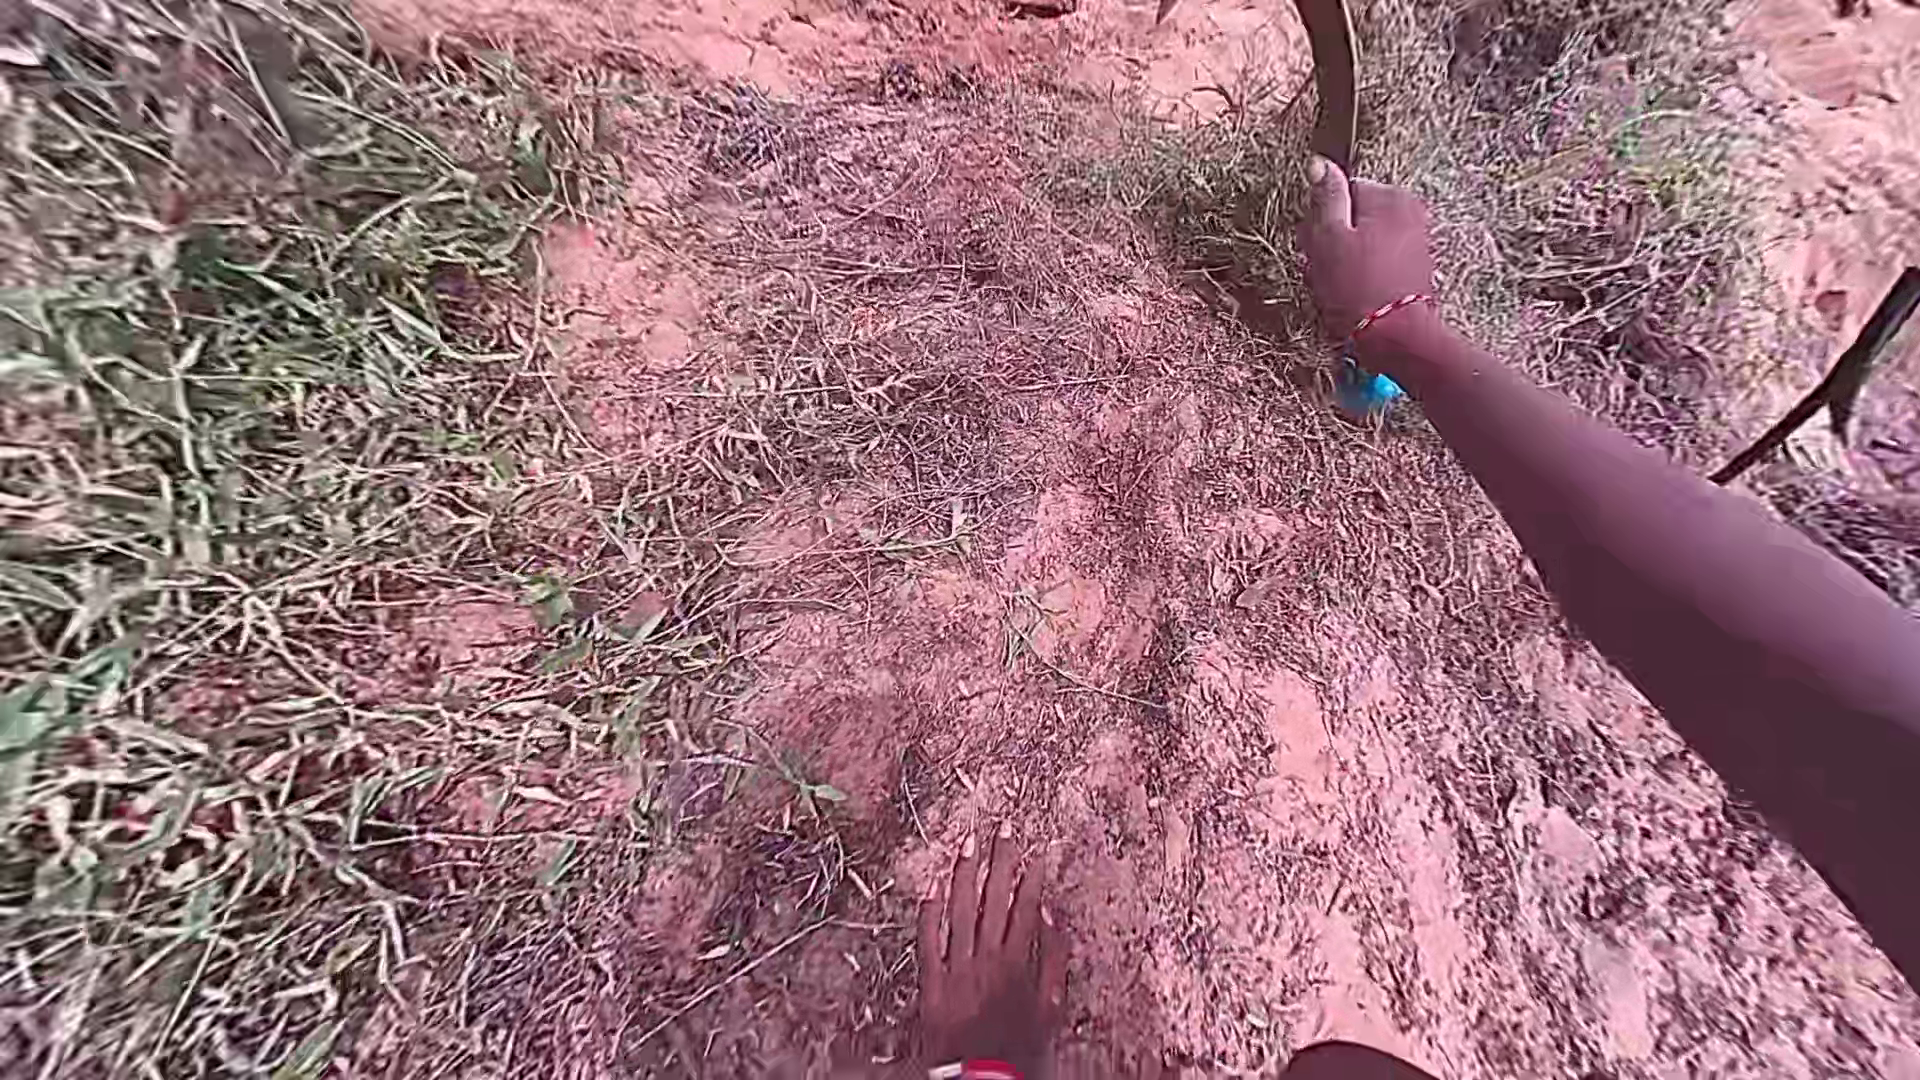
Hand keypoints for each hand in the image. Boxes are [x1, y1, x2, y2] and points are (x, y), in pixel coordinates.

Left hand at [916, 827, 1065, 1076]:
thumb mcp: (1051, 1008)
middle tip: (1003, 829)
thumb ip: (1054, 958)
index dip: (1029, 876)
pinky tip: (933, 882)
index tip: (1032, 850)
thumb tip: (1049, 912)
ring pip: (961, 908)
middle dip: (1000, 859)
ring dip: (966, 872)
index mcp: (1016, 961)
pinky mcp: (933, 980)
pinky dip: (929, 909)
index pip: (1024, 906)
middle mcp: (986, 955)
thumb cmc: (1020, 1047)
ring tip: (969, 841)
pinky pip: (928, 939)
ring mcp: (957, 965)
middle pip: (994, 898)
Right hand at [1295, 156, 1435, 340]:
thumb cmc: (1356, 288)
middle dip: (1333, 240)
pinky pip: (1376, 258)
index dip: (1321, 220)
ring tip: (1336, 284)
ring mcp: (1414, 236)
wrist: (1393, 334)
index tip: (1314, 246)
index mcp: (1388, 196)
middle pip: (1354, 215)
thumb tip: (1319, 164)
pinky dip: (1360, 272)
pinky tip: (1351, 291)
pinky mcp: (1413, 263)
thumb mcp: (1329, 240)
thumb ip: (1327, 199)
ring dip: (1343, 258)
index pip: (1343, 192)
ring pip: (1363, 238)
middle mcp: (1408, 209)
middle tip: (1322, 268)